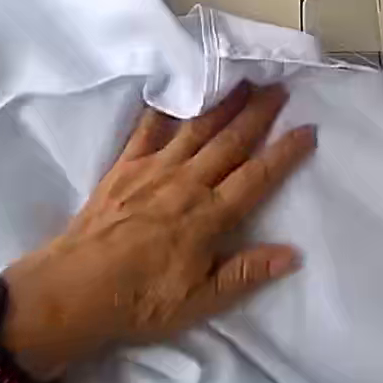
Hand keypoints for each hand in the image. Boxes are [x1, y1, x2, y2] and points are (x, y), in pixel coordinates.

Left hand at [2, 82, 316, 377]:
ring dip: (221, 104)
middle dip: (258, 113)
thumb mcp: (199, 301)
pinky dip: (163, 109)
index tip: (307, 129)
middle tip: (279, 86)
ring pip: (196, 129)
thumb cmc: (140, 301)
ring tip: (241, 81)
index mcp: (208, 216)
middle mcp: (186, 184)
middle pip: (230, 142)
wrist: (75, 288)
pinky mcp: (125, 165)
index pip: (257, 177)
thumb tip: (293, 253)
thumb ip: (245, 273)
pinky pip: (147, 129)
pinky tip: (174, 92)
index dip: (285, 153)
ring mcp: (153, 169)